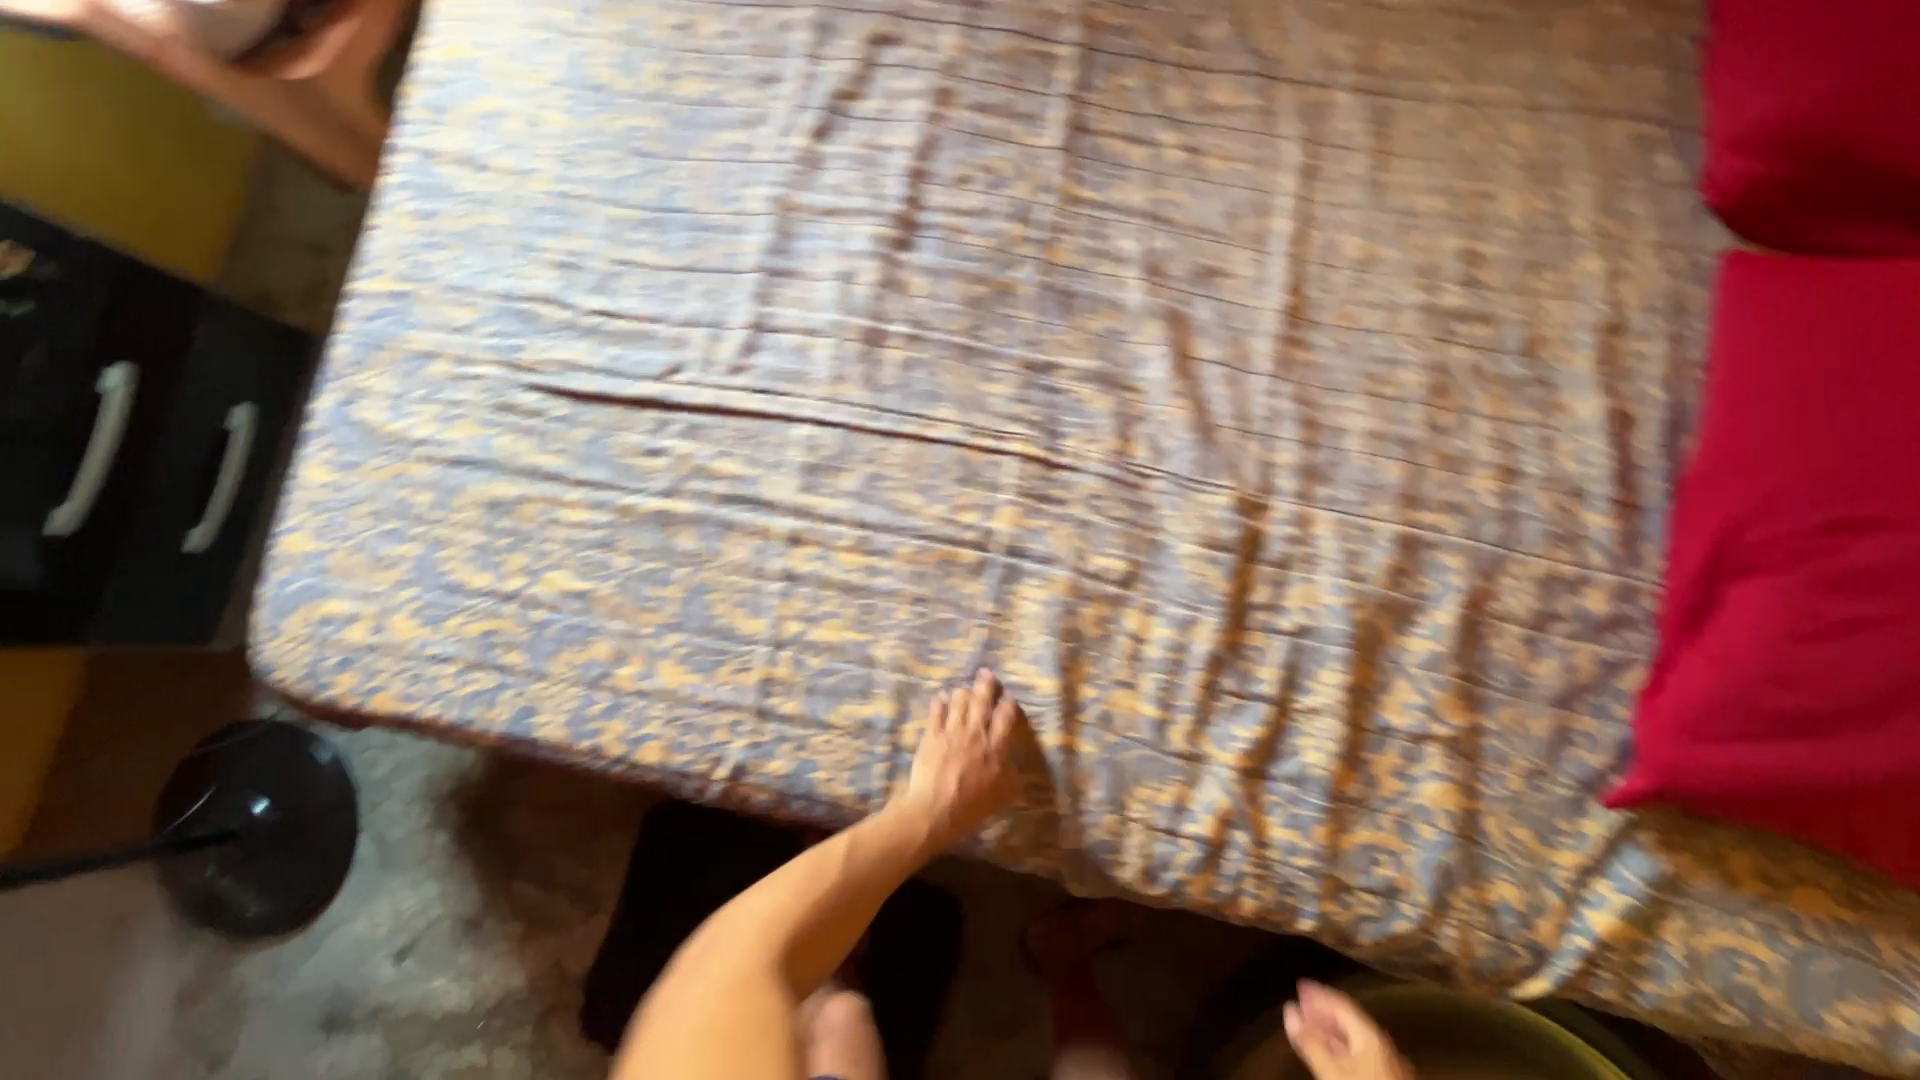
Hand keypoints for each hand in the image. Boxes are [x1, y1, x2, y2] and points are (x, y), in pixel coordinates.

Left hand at [896, 668, 1023, 851]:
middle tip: (986, 673)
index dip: (1009, 703)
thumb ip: (1013, 776)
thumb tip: (1018, 766)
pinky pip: (936, 710)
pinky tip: (941, 698)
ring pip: (959, 700)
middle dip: (986, 683)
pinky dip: (940, 701)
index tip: (1009, 698)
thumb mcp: (1004, 795)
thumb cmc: (973, 806)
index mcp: (996, 746)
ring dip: (963, 692)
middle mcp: (976, 732)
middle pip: (982, 699)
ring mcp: (952, 731)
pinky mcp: (932, 734)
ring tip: (964, 690)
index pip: (1006, 715)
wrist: (936, 810)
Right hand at [1284, 981, 1412, 1079]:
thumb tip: (1289, 1011)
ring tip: (1308, 1027)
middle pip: (1349, 1021)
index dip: (1319, 994)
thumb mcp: (1332, 1071)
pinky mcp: (1382, 1079)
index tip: (1300, 985)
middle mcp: (1380, 1046)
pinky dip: (1338, 1049)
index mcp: (1370, 1036)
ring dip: (1330, 1031)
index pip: (1342, 1005)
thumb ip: (1310, 1042)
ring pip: (1353, 1040)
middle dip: (1323, 1012)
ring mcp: (1384, 1065)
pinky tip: (1328, 1055)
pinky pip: (1356, 1055)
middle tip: (1300, 1003)